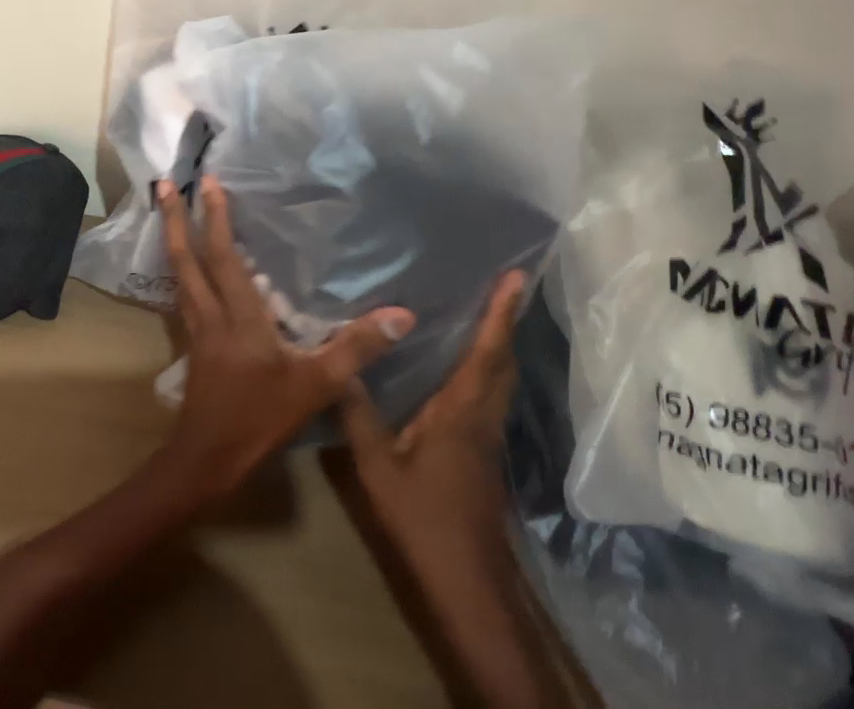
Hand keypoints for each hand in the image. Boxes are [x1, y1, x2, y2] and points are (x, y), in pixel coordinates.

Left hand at [155, 176, 415, 495]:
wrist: (209, 456)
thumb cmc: (261, 418)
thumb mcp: (317, 385)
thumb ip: (356, 348)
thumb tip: (401, 314)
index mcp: (238, 317)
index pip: (223, 257)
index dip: (216, 218)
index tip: (207, 181)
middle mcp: (209, 315)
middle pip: (185, 258)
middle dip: (175, 219)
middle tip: (164, 184)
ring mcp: (196, 331)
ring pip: (180, 276)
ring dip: (174, 241)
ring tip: (170, 214)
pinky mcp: (192, 346)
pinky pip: (185, 297)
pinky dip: (184, 273)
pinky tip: (191, 272)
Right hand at [331, 268, 525, 581]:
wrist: (466, 576)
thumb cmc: (422, 517)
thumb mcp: (377, 465)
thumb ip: (357, 414)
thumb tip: (339, 365)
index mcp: (460, 413)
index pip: (486, 354)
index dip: (500, 314)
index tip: (514, 277)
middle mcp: (481, 418)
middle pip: (502, 362)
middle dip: (504, 321)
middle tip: (500, 285)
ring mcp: (485, 437)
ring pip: (498, 380)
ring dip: (497, 345)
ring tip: (480, 314)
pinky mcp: (480, 451)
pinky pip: (487, 397)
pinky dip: (482, 370)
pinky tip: (455, 369)